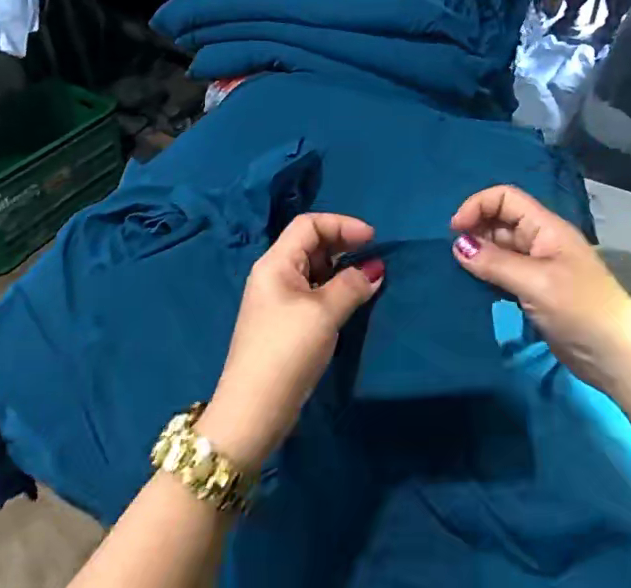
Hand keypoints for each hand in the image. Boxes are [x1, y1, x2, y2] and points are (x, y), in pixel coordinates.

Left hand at [201, 214, 383, 466]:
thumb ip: (350, 287)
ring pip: (312, 268)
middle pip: (309, 243)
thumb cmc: (287, 350)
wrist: (254, 405)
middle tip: (375, 256)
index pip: (307, 225)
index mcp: (275, 262)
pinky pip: (313, 291)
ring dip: (340, 267)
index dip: (340, 224)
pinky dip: (334, 288)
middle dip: (342, 243)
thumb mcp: (322, 314)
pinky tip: (353, 299)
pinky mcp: (285, 321)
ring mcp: (278, 298)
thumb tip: (374, 269)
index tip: (373, 238)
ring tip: (370, 277)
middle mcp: (273, 273)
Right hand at [449, 185, 630, 394]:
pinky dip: (486, 273)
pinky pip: (503, 271)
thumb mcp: (535, 282)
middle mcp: (542, 242)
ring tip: (461, 271)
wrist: (621, 362)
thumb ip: (494, 262)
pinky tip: (475, 285)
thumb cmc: (582, 312)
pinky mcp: (536, 291)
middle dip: (474, 230)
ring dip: (478, 254)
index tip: (455, 231)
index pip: (505, 198)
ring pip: (499, 247)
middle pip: (499, 220)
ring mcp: (540, 268)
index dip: (477, 205)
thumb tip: (457, 247)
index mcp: (547, 229)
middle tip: (455, 255)